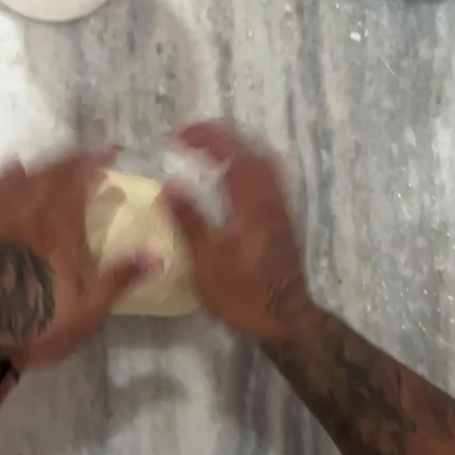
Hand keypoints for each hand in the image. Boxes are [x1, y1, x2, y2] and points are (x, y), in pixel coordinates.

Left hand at [0, 149, 155, 371]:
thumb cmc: (40, 330)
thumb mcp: (88, 313)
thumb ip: (118, 279)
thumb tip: (157, 256)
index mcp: (56, 235)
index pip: (75, 182)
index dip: (93, 162)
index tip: (112, 155)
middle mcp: (26, 219)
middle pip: (50, 174)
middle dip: (73, 160)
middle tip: (94, 162)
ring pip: (22, 179)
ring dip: (46, 166)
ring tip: (63, 166)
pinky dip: (6, 176)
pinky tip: (16, 170)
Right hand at [161, 121, 315, 342]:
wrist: (284, 319)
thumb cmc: (243, 294)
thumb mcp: (207, 261)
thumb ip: (189, 220)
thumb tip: (170, 184)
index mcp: (252, 204)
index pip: (231, 154)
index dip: (204, 138)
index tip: (177, 135)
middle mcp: (271, 199)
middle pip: (253, 150)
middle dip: (222, 136)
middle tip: (193, 136)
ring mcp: (281, 210)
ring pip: (265, 163)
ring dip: (238, 149)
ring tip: (212, 151)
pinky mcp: (283, 222)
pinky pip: (269, 178)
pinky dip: (249, 166)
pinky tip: (235, 179)